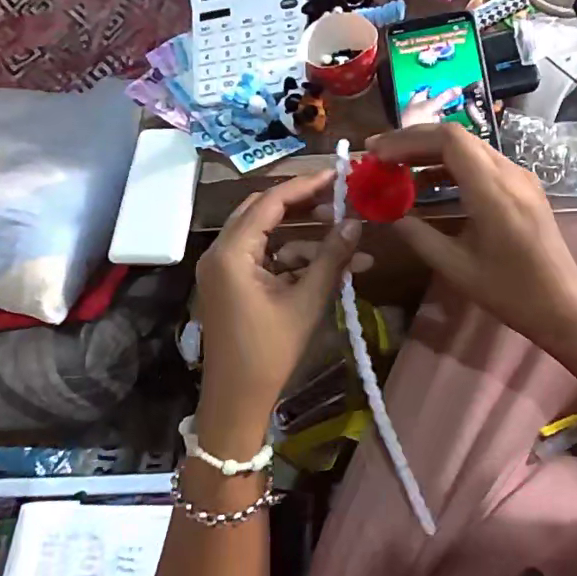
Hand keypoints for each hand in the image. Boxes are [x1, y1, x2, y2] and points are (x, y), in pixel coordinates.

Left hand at [195, 172, 360, 431]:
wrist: (237, 399)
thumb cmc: (270, 351)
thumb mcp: (307, 301)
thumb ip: (331, 257)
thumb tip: (356, 223)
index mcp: (232, 252)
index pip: (271, 202)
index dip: (306, 186)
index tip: (337, 175)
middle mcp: (221, 252)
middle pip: (264, 212)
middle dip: (305, 206)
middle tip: (340, 200)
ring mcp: (223, 269)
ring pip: (267, 236)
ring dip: (306, 238)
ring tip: (348, 241)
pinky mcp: (231, 284)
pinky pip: (264, 258)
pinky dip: (293, 259)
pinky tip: (329, 267)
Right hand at [369, 124, 576, 349]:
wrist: (560, 304)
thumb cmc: (509, 291)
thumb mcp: (455, 267)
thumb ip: (419, 236)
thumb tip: (391, 216)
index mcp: (493, 191)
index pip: (448, 139)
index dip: (408, 139)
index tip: (377, 152)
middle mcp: (510, 173)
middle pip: (457, 137)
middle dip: (415, 142)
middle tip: (381, 157)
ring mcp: (521, 178)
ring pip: (470, 148)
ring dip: (432, 153)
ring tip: (399, 169)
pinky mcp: (524, 187)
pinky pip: (484, 163)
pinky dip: (453, 166)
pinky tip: (431, 184)